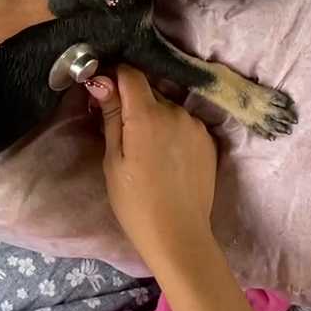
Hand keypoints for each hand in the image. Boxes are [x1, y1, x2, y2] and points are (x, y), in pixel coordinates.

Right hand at [88, 65, 218, 264]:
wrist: (179, 236)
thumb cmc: (136, 203)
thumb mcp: (113, 160)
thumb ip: (111, 116)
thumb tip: (101, 80)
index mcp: (147, 115)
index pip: (131, 74)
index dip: (115, 76)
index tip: (104, 90)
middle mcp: (176, 111)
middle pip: (150, 91)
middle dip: (133, 102)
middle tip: (121, 129)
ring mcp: (196, 125)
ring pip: (168, 108)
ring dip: (155, 117)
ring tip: (146, 149)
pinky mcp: (209, 139)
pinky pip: (184, 123)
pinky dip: (172, 130)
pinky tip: (166, 157)